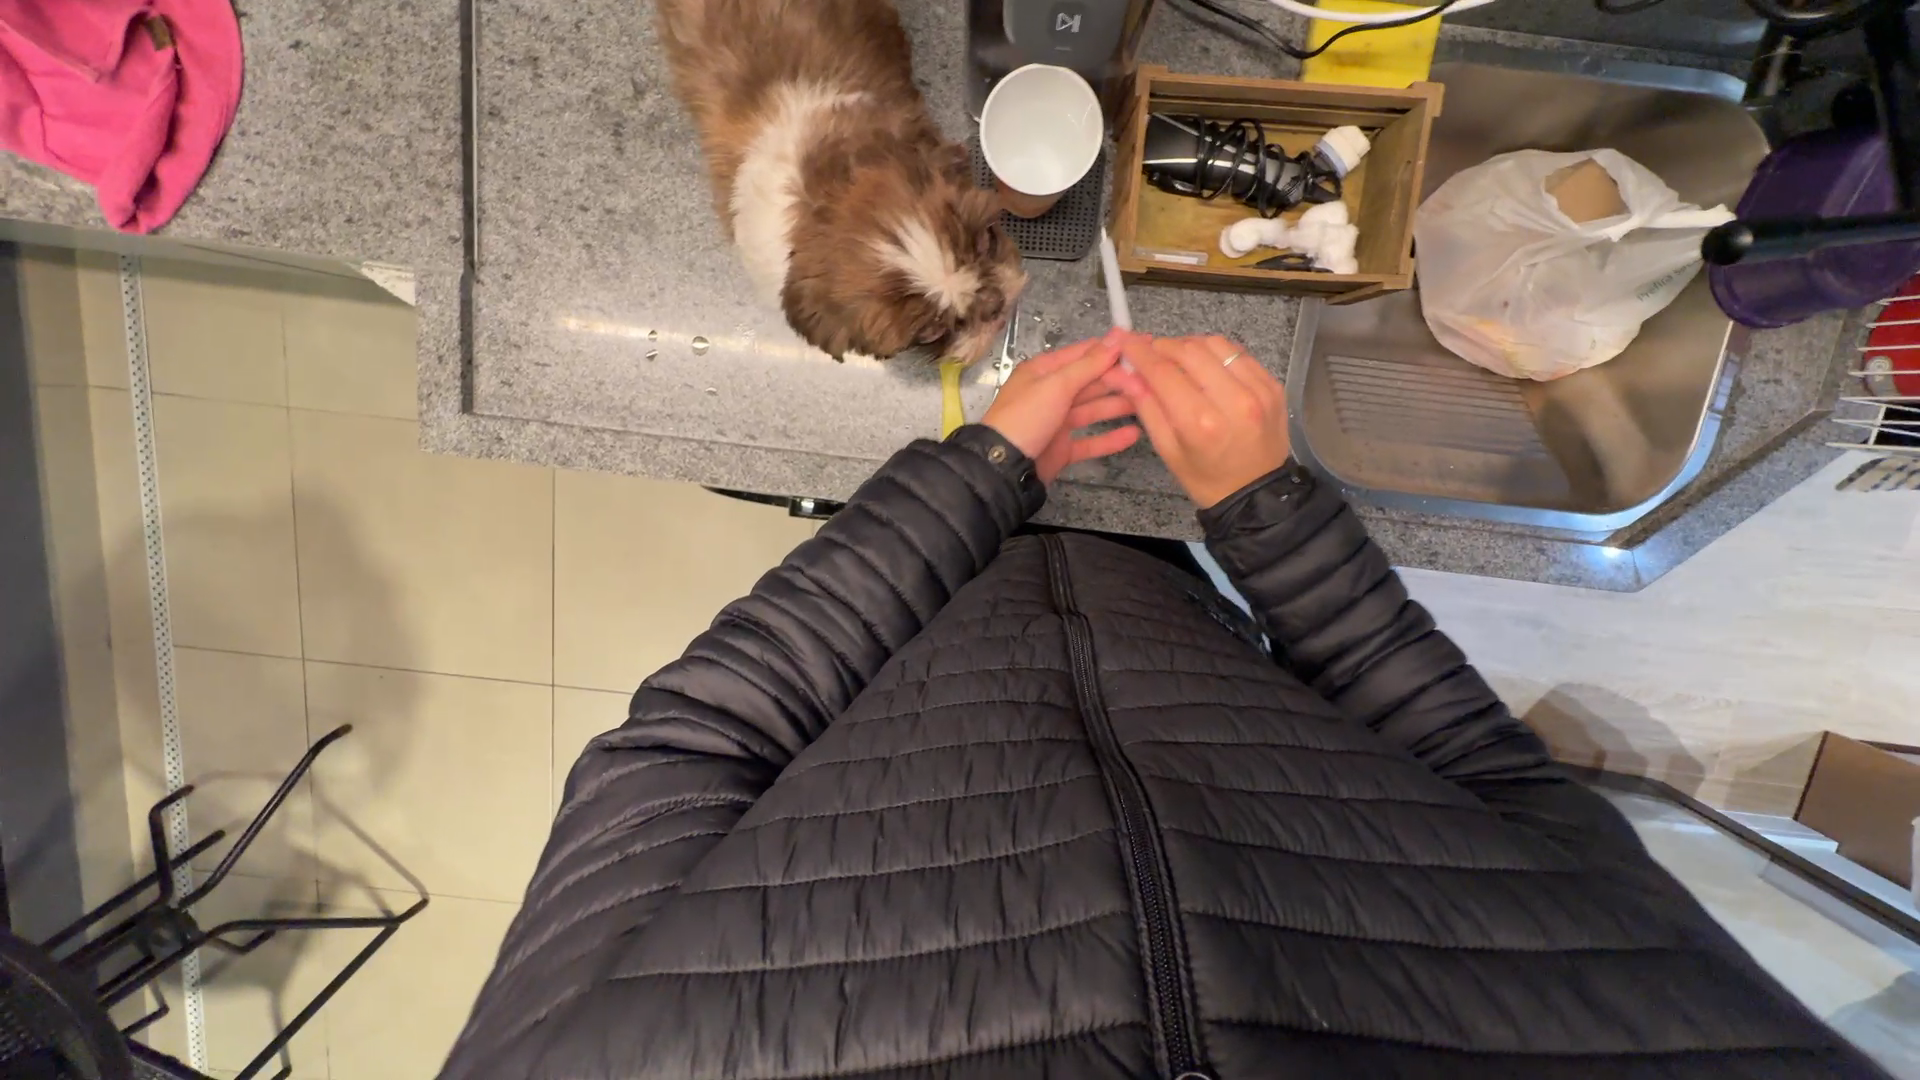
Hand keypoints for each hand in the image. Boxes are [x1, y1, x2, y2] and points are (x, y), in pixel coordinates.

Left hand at [981, 333, 1140, 483]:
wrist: (1003, 468)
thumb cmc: (1025, 418)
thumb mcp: (1056, 385)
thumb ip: (1089, 364)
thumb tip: (1117, 337)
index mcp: (1044, 371)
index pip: (1085, 354)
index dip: (1115, 349)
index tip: (1145, 345)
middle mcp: (1051, 393)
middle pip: (1092, 382)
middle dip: (1121, 380)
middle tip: (1152, 381)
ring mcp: (1056, 422)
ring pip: (1093, 410)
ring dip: (1119, 406)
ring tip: (1149, 403)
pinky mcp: (1061, 448)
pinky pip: (1090, 441)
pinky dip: (1110, 438)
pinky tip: (1133, 435)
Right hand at [1107, 334, 1291, 507]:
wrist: (1256, 494)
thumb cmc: (1206, 478)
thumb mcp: (1167, 450)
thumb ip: (1147, 407)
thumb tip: (1126, 373)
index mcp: (1200, 423)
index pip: (1163, 373)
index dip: (1140, 353)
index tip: (1126, 342)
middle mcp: (1233, 400)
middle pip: (1189, 351)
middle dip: (1163, 346)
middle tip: (1150, 352)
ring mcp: (1258, 390)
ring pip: (1216, 345)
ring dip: (1190, 345)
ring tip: (1177, 357)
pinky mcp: (1272, 384)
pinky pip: (1239, 354)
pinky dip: (1216, 353)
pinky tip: (1205, 365)